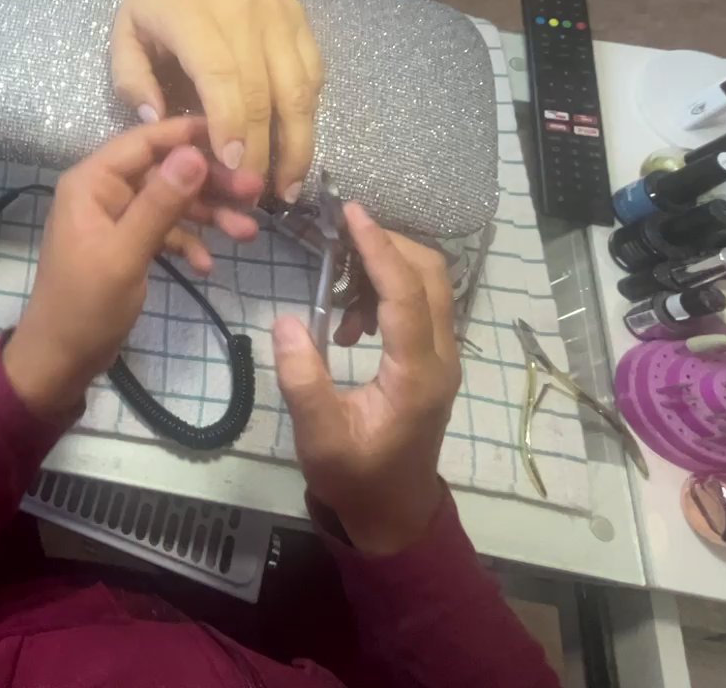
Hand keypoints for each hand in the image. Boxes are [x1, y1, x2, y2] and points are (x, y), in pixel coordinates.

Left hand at [4, 117, 219, 418]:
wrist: (60, 359)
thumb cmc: (85, 305)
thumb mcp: (126, 253)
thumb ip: (161, 203)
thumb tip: (194, 154)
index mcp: (92, 182)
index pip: (145, 141)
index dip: (190, 135)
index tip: (238, 138)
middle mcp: (103, 192)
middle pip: (164, 171)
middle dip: (209, 183)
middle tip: (256, 194)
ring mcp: (115, 218)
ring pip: (169, 203)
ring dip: (207, 216)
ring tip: (248, 233)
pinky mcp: (126, 244)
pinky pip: (163, 231)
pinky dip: (187, 243)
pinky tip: (207, 265)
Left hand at [110, 0, 321, 204]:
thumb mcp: (125, 31)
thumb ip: (131, 78)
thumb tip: (156, 121)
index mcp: (194, 17)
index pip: (222, 75)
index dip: (231, 123)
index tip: (234, 167)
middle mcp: (244, 16)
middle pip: (266, 91)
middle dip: (265, 149)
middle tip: (256, 195)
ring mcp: (280, 18)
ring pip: (300, 88)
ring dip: (298, 143)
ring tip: (286, 188)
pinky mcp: (301, 23)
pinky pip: (312, 76)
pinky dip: (307, 116)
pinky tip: (296, 149)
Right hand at [272, 202, 460, 553]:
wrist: (392, 512)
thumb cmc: (355, 477)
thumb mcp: (320, 437)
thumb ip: (303, 381)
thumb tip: (285, 321)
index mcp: (417, 375)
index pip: (406, 295)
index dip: (379, 249)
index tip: (351, 213)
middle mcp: (440, 358)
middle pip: (431, 277)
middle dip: (388, 245)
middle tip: (338, 238)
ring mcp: (439, 357)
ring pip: (427, 286)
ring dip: (383, 269)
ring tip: (335, 288)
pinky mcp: (428, 359)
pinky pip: (415, 304)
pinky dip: (382, 292)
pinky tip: (345, 322)